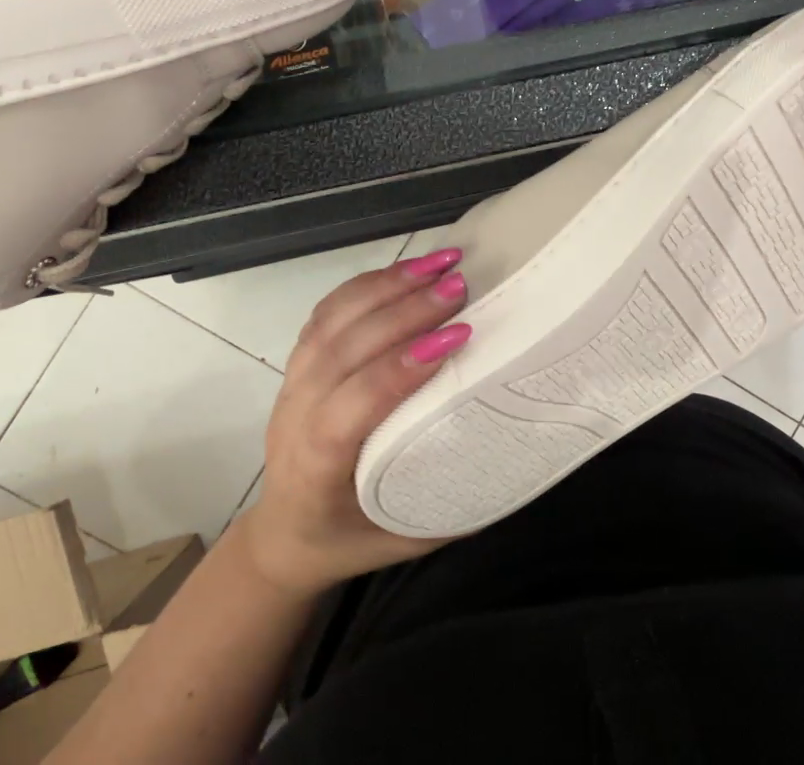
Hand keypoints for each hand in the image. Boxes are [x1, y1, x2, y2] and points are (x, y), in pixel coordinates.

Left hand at [237, 248, 472, 593]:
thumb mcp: (405, 537)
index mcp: (319, 466)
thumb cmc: (349, 540)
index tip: (455, 339)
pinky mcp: (298, 366)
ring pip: (331, 323)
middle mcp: (297, 416)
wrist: (284, 536)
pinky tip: (405, 269)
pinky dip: (365, 285)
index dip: (400, 368)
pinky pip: (324, 315)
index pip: (353, 404)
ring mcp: (292, 385)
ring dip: (386, 286)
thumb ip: (453, 504)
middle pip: (343, 349)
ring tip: (439, 263)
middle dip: (403, 311)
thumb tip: (519, 459)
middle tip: (459, 286)